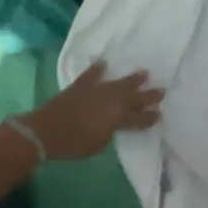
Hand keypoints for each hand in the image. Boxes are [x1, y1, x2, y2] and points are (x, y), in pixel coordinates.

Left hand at [20, 63, 162, 161]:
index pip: (140, 118)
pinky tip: (104, 63)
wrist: (46, 130)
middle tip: (161, 90)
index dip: (150, 117)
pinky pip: (92, 74)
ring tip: (144, 73)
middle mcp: (111, 101)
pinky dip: (98, 68)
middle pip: (134, 97)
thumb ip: (111, 131)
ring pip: (118, 82)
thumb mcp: (99, 144)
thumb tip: (114, 123)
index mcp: (118, 117)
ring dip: (132, 78)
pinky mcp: (80, 85)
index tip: (160, 114)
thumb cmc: (74, 143)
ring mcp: (96, 90)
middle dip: (149, 94)